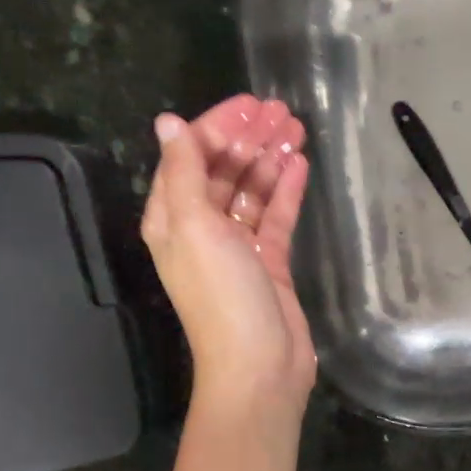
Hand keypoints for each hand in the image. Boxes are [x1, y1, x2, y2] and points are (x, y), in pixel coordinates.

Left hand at [141, 95, 314, 415]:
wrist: (259, 366)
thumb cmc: (222, 297)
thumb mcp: (194, 227)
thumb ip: (185, 173)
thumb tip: (170, 123)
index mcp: (173, 217)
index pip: (192, 157)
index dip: (219, 126)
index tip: (252, 104)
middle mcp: (202, 227)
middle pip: (225, 170)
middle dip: (250, 138)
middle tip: (283, 111)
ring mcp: (239, 247)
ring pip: (253, 191)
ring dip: (272, 159)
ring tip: (299, 131)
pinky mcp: (270, 265)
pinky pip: (276, 218)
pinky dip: (287, 192)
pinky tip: (301, 167)